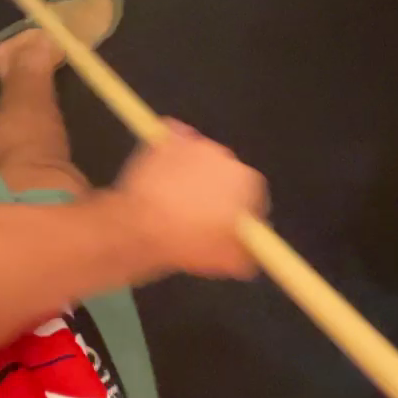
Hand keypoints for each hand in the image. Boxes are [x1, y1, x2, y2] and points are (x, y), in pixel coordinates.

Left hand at [110, 119, 266, 278]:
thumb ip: (250, 248)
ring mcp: (193, 142)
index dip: (241, 212)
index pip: (254, 195)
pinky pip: (175, 140)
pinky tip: (164, 173)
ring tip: (175, 197)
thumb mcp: (231, 261)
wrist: (143, 224)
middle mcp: (225, 156)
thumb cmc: (189, 242)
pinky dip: (172, 153)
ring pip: (200, 158)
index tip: (228, 224)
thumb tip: (250, 244)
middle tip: (200, 212)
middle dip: (217, 190)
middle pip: (227, 173)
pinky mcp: (166, 137)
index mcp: (247, 182)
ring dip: (193, 172)